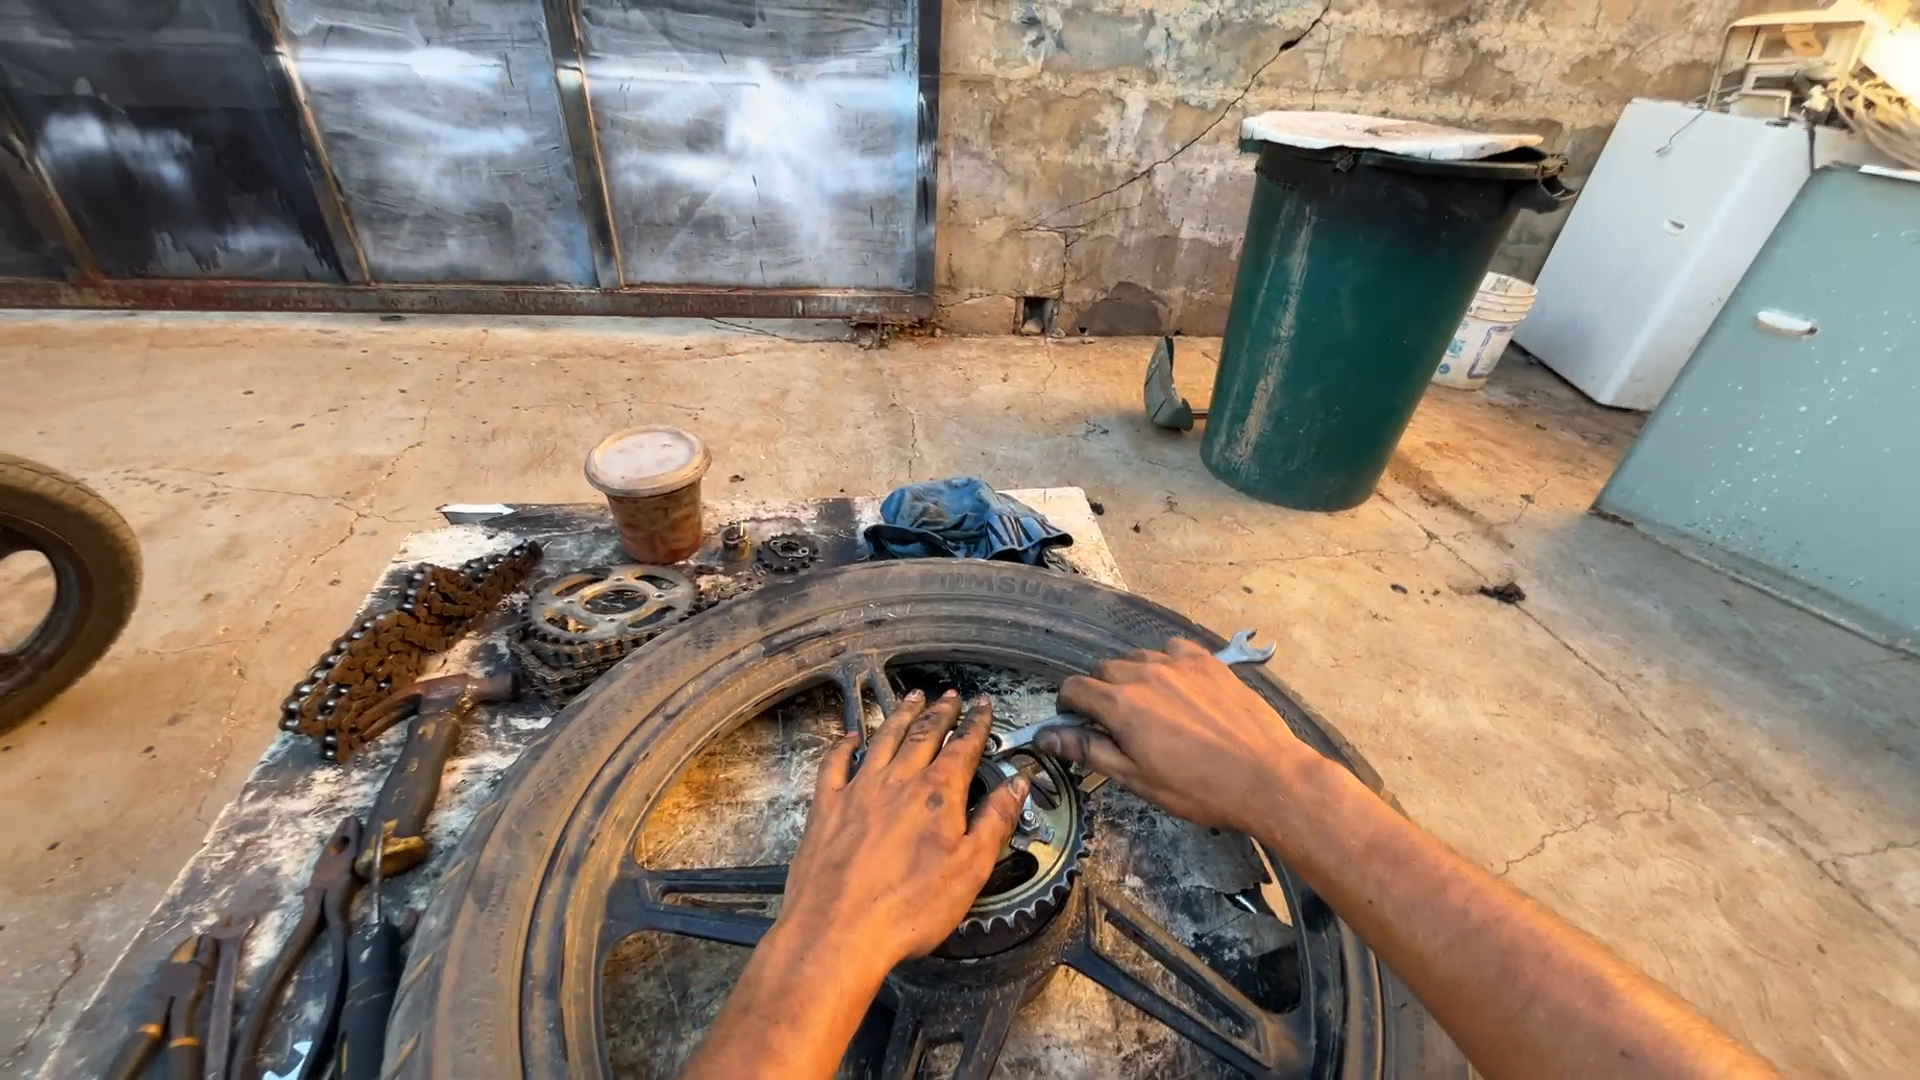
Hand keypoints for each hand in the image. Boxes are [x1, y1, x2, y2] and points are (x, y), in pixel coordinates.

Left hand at [778, 689, 1027, 974]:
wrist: (837, 932)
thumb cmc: (909, 908)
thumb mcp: (970, 869)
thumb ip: (995, 820)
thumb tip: (1018, 784)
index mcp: (937, 794)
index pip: (963, 747)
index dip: (976, 724)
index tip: (982, 706)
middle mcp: (898, 781)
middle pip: (924, 734)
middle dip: (941, 712)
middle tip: (950, 695)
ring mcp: (858, 790)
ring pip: (884, 739)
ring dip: (901, 715)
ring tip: (912, 697)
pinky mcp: (826, 807)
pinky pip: (834, 764)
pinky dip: (843, 745)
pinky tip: (849, 736)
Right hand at [1041, 638, 1318, 834]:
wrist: (1266, 777)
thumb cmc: (1198, 787)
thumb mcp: (1135, 778)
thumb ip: (1088, 749)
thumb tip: (1047, 735)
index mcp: (1120, 703)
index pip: (1074, 687)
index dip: (1069, 706)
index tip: (1079, 723)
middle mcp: (1143, 672)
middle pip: (1104, 669)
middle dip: (1102, 692)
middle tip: (1120, 723)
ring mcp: (1177, 662)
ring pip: (1137, 657)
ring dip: (1133, 677)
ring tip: (1153, 707)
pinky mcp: (1207, 660)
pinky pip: (1172, 648)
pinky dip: (1166, 663)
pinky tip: (1178, 686)